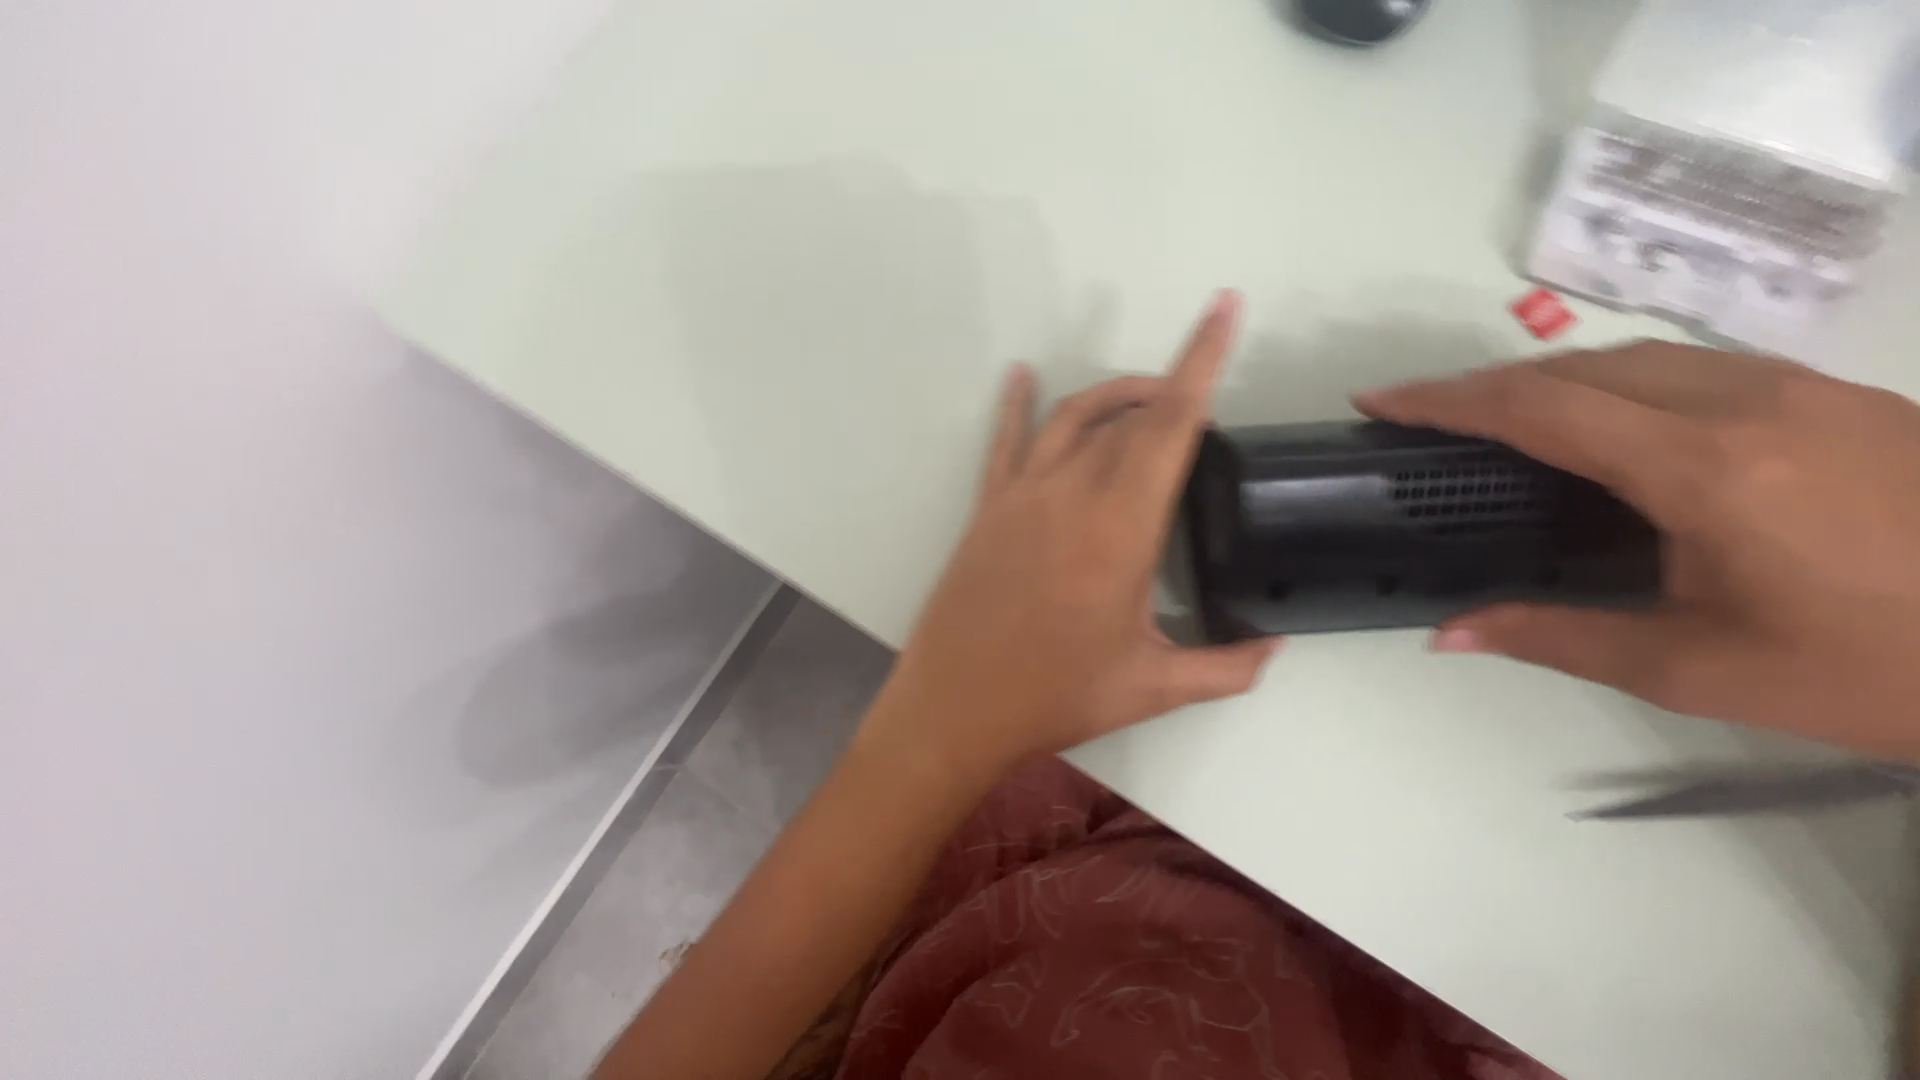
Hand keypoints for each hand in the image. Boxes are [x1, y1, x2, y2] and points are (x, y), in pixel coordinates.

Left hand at [858, 291, 1279, 780]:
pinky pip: (1003, 441)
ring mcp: (1021, 495)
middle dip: (1169, 394)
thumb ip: (1226, 667)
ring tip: (1145, 396)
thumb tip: (1277, 648)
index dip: (1202, 361)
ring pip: (1072, 417)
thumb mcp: (1152, 688)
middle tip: (1198, 410)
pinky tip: (1021, 375)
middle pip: (1128, 418)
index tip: (1223, 309)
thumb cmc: (1055, 696)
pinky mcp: (986, 508)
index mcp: (1121, 528)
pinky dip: (1015, 404)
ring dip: (1113, 394)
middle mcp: (1071, 493)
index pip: (1171, 425)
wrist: (955, 707)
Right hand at [1358, 341, 1919, 760]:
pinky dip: (1609, 379)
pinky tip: (1596, 419)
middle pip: (1575, 366)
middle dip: (1481, 383)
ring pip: (1632, 356)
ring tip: (1489, 415)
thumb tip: (1446, 632)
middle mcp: (1744, 403)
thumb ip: (1556, 636)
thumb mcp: (1697, 670)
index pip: (1539, 407)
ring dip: (1546, 376)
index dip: (1446, 400)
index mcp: (1702, 466)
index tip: (1377, 401)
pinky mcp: (1833, 395)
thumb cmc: (1876, 669)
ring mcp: (1798, 389)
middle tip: (1416, 413)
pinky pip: (1686, 366)